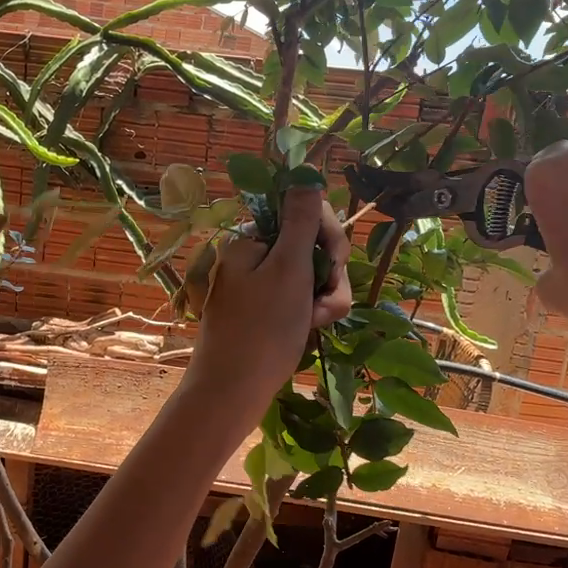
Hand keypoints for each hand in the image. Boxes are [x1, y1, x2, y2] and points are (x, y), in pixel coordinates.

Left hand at [190, 185, 349, 409]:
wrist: (231, 393)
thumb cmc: (262, 331)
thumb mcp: (288, 269)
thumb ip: (300, 221)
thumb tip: (306, 175)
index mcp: (250, 239)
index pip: (303, 214)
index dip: (328, 237)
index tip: (335, 265)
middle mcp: (251, 257)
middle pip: (310, 247)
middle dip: (328, 274)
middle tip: (324, 304)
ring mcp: (257, 286)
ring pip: (309, 277)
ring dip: (324, 297)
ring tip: (317, 323)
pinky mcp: (263, 313)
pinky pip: (298, 301)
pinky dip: (310, 313)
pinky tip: (309, 331)